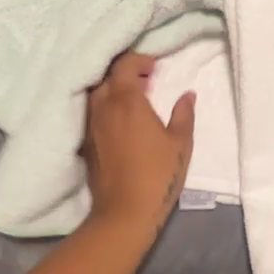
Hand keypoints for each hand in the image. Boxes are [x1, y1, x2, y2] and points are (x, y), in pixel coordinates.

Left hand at [82, 52, 195, 233]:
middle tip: (147, 82)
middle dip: (125, 73)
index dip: (139, 61)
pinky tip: (121, 122)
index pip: (124, 65)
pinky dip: (106, 108)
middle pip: (107, 76)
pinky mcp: (86, 143)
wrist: (124, 212)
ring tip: (134, 101)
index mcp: (126, 100)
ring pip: (97, 94)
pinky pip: (93, 113)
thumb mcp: (180, 143)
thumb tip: (187, 95)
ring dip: (114, 90)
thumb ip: (183, 114)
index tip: (155, 68)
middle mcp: (103, 107)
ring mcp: (91, 125)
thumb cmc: (157, 174)